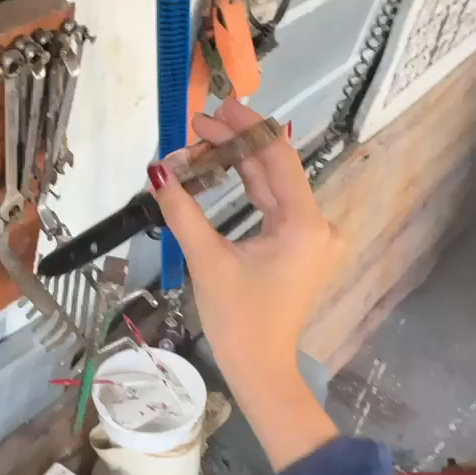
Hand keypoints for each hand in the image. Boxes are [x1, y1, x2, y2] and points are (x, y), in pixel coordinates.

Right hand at [148, 98, 343, 467]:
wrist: (259, 366)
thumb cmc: (236, 318)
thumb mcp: (207, 260)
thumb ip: (182, 210)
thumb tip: (157, 171)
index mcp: (303, 224)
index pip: (277, 158)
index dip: (247, 128)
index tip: (217, 107)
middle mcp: (318, 224)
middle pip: (276, 170)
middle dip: (238, 144)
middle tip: (199, 123)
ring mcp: (312, 237)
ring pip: (274, 187)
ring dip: (241, 165)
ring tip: (203, 142)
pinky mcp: (301, 248)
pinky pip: (275, 207)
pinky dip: (250, 190)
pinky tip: (224, 171)